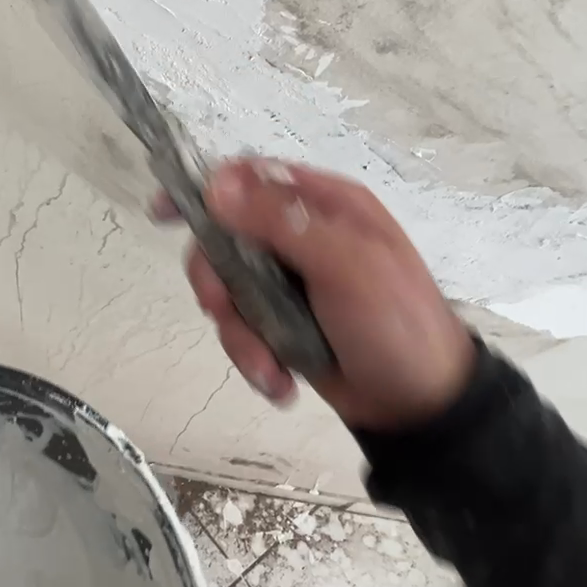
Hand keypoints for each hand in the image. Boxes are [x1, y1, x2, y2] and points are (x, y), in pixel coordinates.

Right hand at [161, 158, 475, 430]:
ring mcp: (286, 279)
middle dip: (217, 282)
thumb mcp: (345, 265)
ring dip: (238, 333)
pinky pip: (239, 325)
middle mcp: (298, 234)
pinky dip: (251, 355)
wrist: (424, 409)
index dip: (202, 190)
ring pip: (225, 288)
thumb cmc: (395, 324)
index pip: (248, 177)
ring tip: (269, 367)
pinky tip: (278, 381)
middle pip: (221, 238)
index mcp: (321, 204)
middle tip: (222, 311)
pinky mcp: (279, 320)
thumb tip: (215, 183)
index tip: (162, 214)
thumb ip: (281, 220)